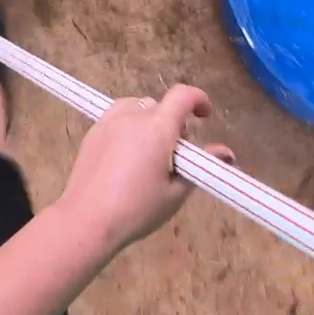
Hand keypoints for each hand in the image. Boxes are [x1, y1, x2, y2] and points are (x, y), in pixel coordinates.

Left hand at [52, 84, 235, 255]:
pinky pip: (119, 116)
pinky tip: (128, 156)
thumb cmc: (136, 209)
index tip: (206, 115)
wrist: (87, 218)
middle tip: (177, 153)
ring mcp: (110, 119)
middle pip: (161, 106)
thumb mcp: (175, 193)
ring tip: (151, 153)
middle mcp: (133, 115)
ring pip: (139, 108)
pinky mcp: (94, 129)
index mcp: (157, 128)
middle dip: (175, 122)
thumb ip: (201, 167)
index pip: (182, 95)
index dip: (198, 99)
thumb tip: (226, 153)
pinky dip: (131, 126)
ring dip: (151, 121)